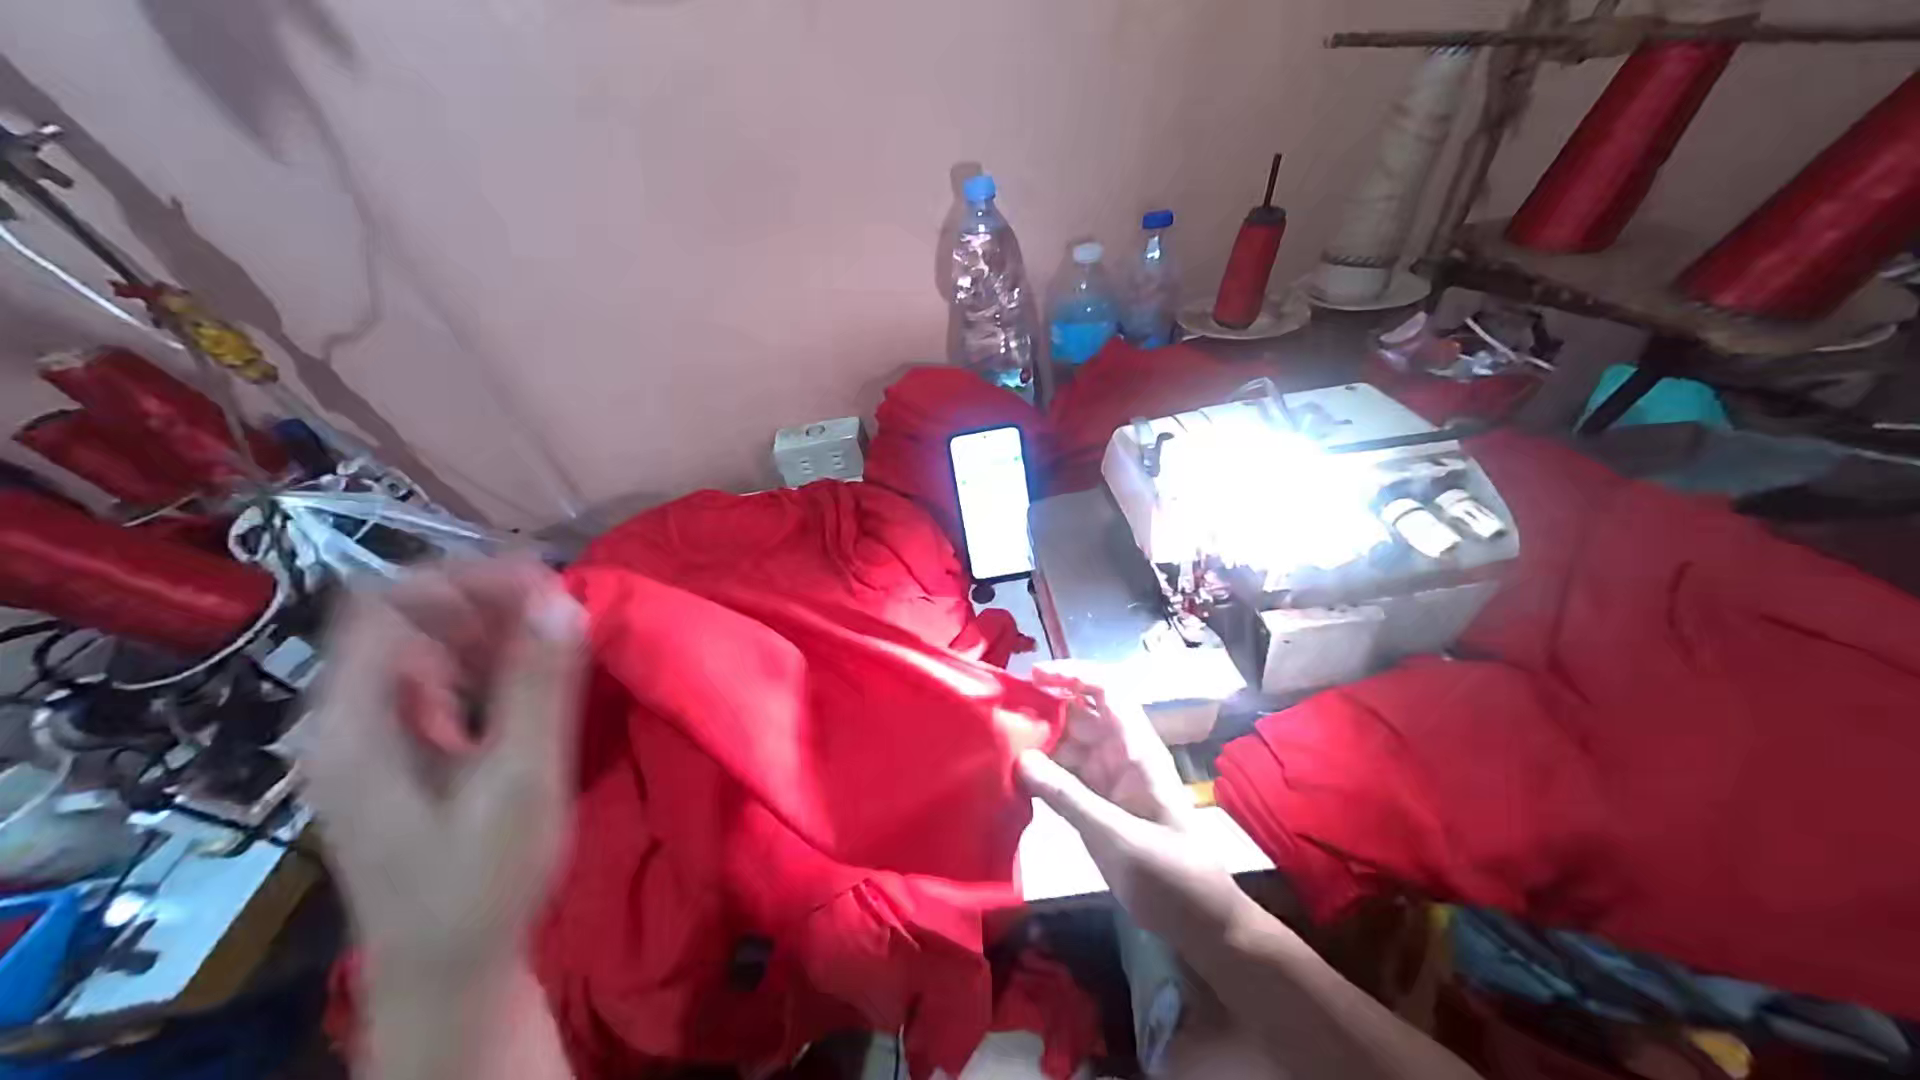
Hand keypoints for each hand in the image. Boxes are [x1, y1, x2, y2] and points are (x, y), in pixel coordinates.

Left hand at [300, 557, 585, 978]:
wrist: (448, 970)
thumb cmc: (479, 883)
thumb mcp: (518, 783)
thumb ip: (537, 689)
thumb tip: (563, 598)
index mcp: (354, 723)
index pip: (385, 605)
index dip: (463, 578)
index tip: (542, 582)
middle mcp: (350, 719)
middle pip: (406, 619)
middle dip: (486, 599)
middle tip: (562, 605)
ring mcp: (375, 736)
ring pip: (427, 647)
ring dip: (494, 628)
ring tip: (559, 630)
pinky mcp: (405, 752)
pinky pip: (442, 681)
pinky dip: (491, 662)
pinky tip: (536, 671)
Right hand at [1018, 663, 1252, 947]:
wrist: (1198, 923)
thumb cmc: (1169, 874)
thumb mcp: (1118, 836)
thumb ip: (1069, 797)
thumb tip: (1021, 758)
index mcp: (1136, 750)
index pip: (1106, 692)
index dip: (1072, 675)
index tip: (1034, 675)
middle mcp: (1120, 755)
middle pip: (1079, 716)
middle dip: (1042, 710)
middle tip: (998, 716)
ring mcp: (1106, 780)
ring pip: (1067, 746)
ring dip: (1036, 744)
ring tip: (996, 745)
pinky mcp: (1095, 805)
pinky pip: (1062, 777)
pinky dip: (1039, 775)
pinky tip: (1011, 777)